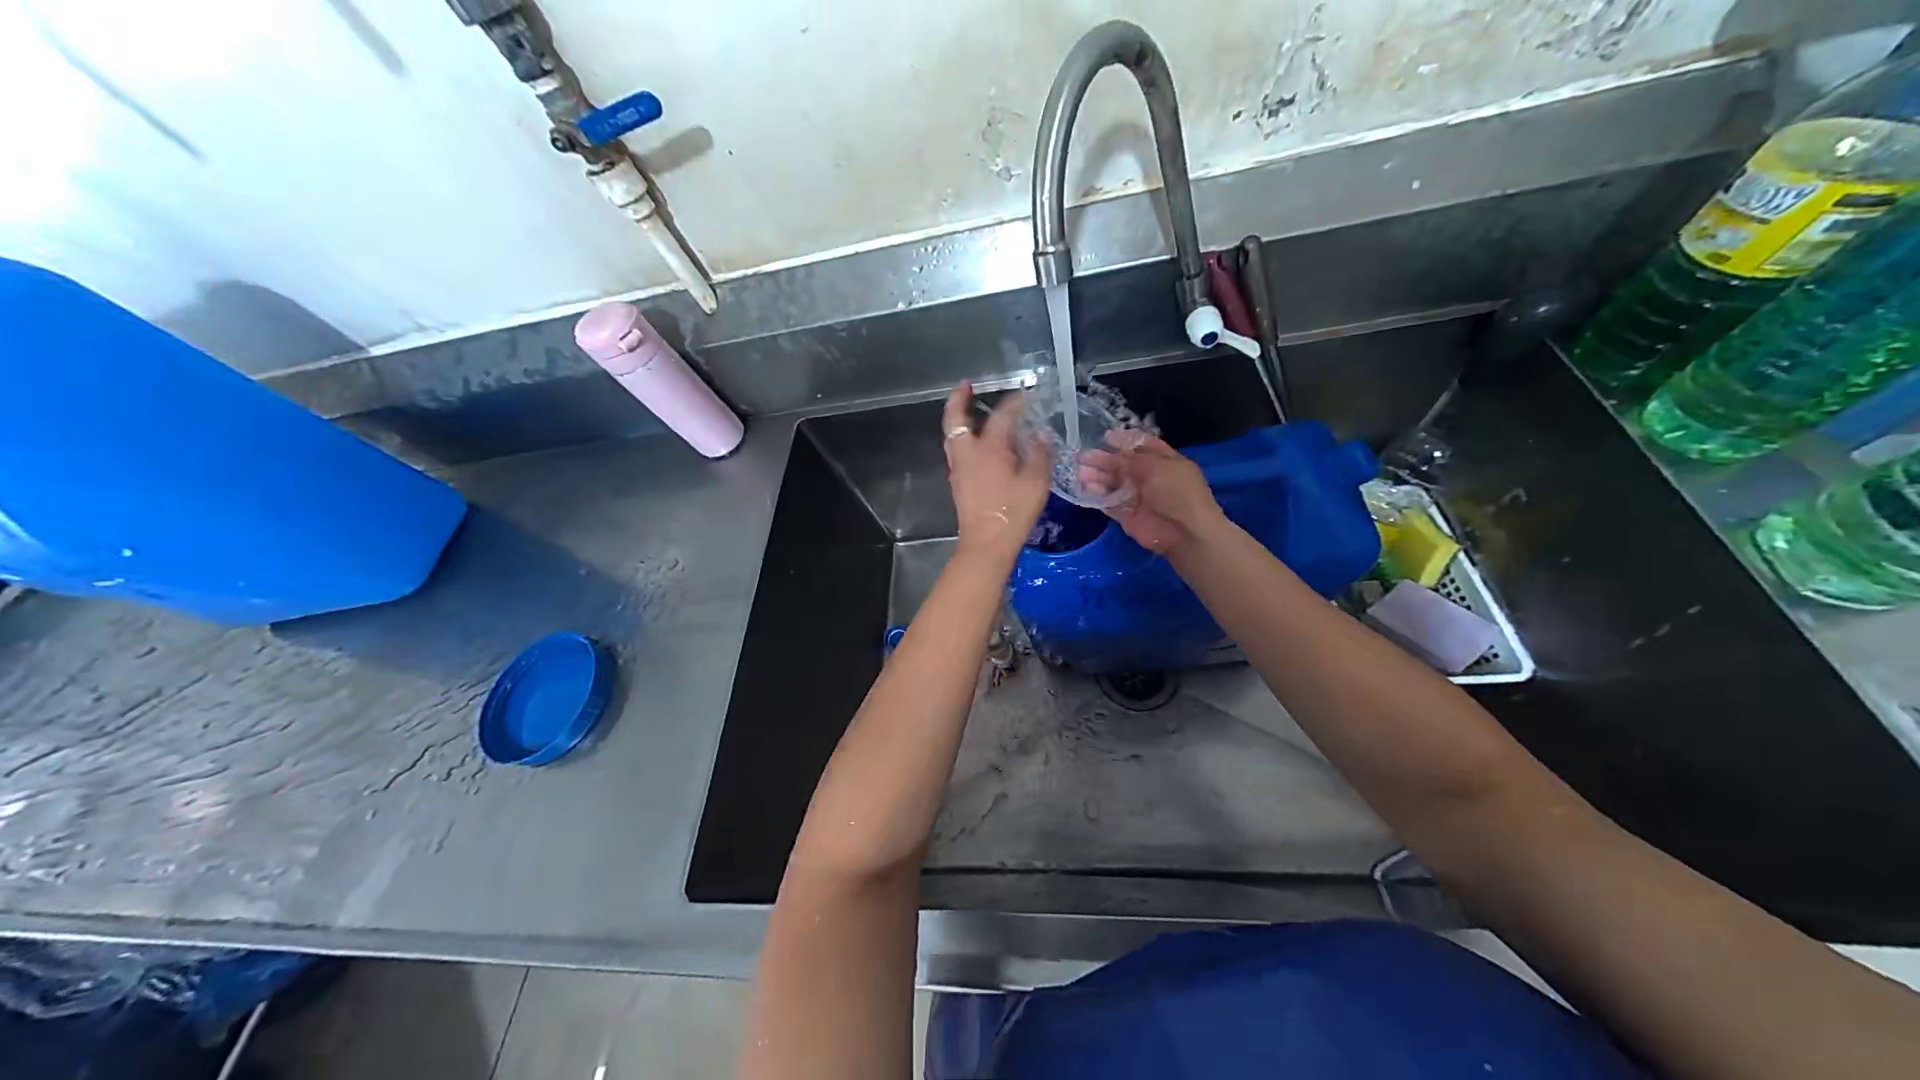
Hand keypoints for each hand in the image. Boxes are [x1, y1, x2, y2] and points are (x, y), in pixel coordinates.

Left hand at [942, 382, 1050, 562]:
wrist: (986, 544)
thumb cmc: (1013, 512)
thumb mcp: (1036, 482)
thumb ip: (1039, 454)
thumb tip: (1039, 436)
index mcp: (989, 448)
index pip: (1002, 415)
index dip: (1015, 402)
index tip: (1027, 394)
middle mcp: (968, 453)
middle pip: (956, 419)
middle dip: (959, 399)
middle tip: (966, 385)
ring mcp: (959, 469)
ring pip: (953, 436)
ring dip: (959, 419)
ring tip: (970, 410)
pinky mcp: (958, 483)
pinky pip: (957, 451)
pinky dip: (963, 438)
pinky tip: (978, 443)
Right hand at [1077, 431, 1225, 554]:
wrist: (1185, 532)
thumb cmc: (1177, 492)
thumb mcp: (1157, 466)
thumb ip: (1131, 459)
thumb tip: (1111, 454)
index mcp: (1163, 461)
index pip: (1142, 446)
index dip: (1124, 440)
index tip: (1105, 437)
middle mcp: (1150, 477)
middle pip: (1122, 465)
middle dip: (1103, 459)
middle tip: (1082, 456)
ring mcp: (1138, 497)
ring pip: (1113, 483)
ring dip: (1097, 476)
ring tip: (1079, 472)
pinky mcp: (1127, 515)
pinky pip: (1109, 503)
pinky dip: (1097, 496)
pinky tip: (1085, 488)